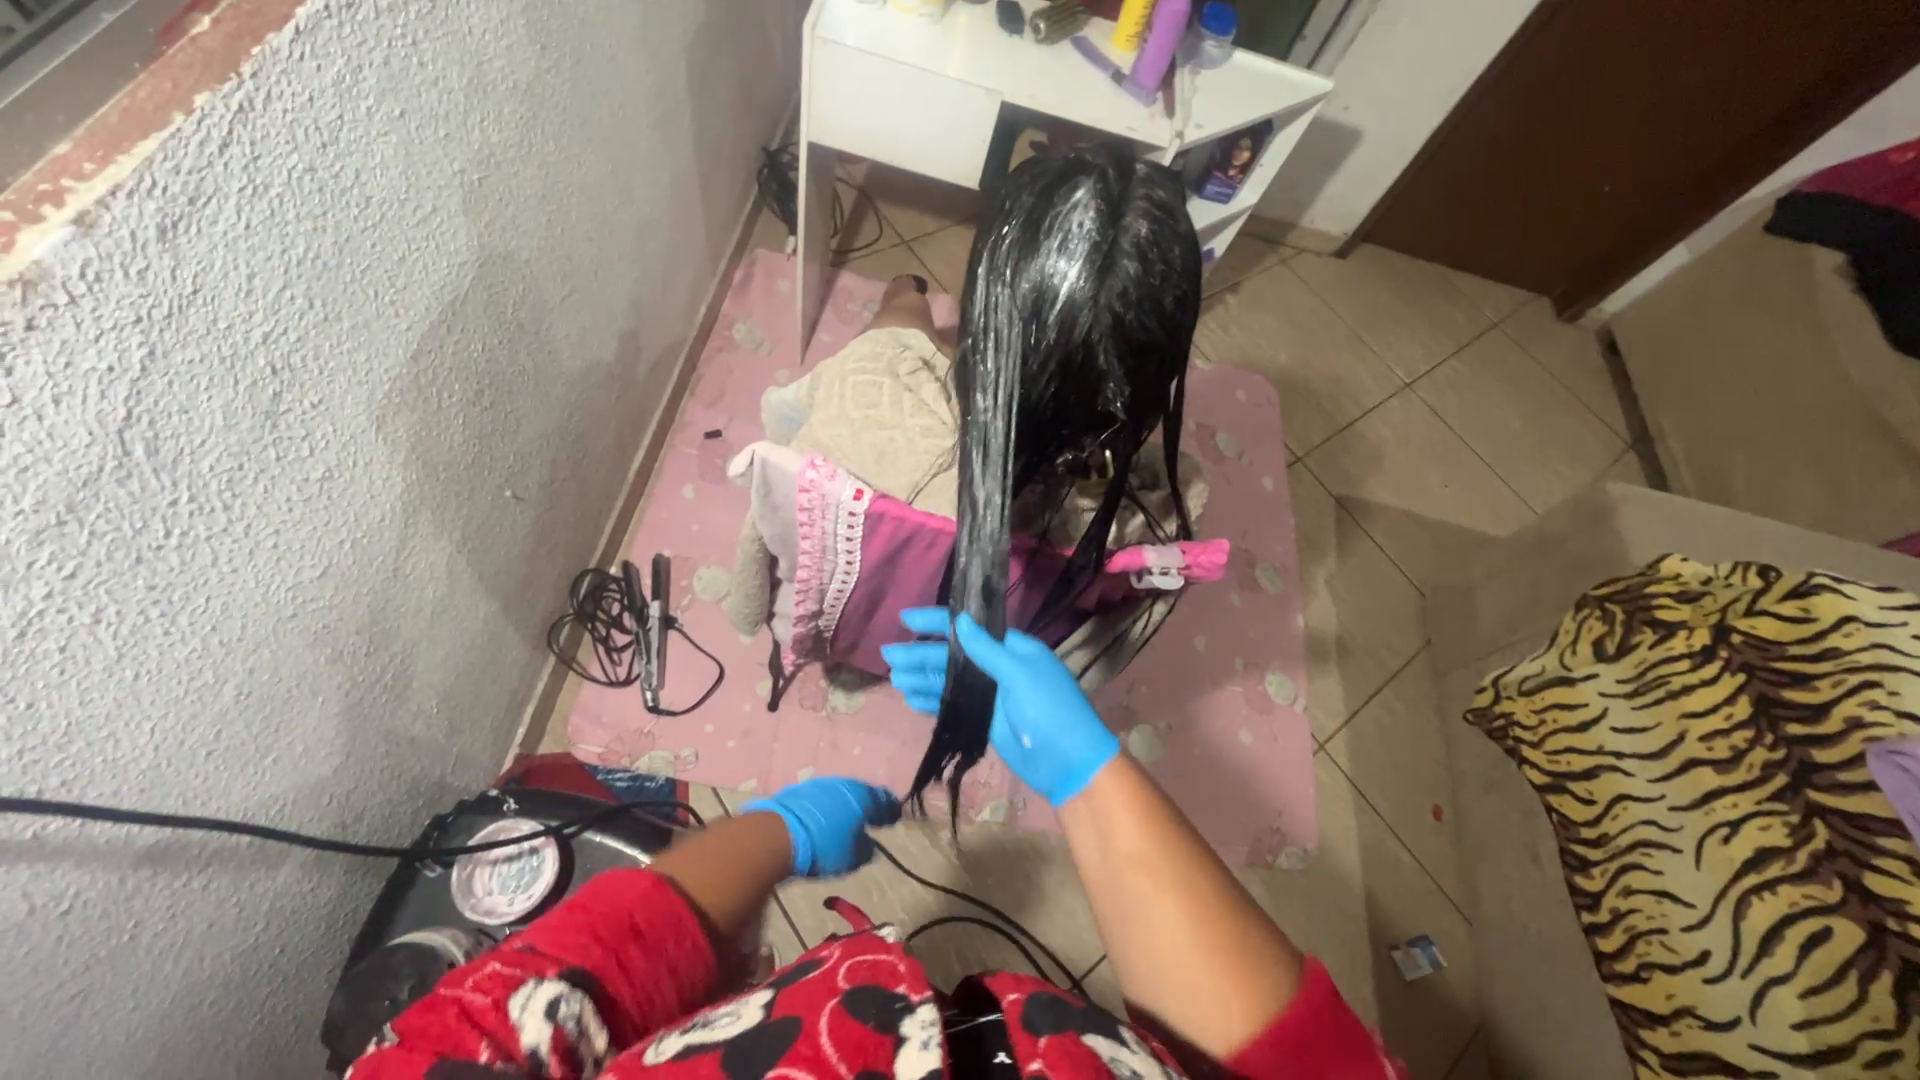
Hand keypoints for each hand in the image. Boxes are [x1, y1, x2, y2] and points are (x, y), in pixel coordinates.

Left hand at [743, 777, 900, 877]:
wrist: (776, 835)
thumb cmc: (824, 847)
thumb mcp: (852, 857)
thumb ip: (866, 849)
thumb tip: (868, 844)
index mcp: (863, 797)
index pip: (884, 800)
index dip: (891, 810)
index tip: (894, 818)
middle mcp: (844, 785)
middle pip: (861, 793)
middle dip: (868, 804)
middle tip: (872, 816)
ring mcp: (820, 785)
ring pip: (840, 794)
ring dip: (845, 805)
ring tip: (846, 819)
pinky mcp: (798, 791)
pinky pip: (821, 798)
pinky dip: (827, 807)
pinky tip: (823, 818)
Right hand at [881, 607, 1120, 806]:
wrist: (1068, 761)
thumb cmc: (1050, 709)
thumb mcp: (1020, 674)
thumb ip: (987, 650)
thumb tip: (960, 620)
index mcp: (1011, 647)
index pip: (968, 627)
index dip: (936, 622)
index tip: (906, 618)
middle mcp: (997, 666)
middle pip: (952, 654)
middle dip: (920, 653)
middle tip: (888, 655)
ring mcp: (989, 694)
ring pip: (948, 680)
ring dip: (922, 676)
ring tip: (894, 677)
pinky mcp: (983, 719)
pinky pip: (951, 704)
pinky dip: (931, 700)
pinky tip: (910, 698)